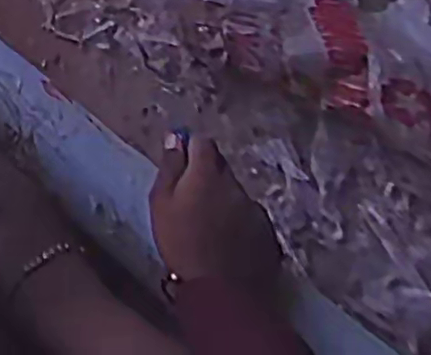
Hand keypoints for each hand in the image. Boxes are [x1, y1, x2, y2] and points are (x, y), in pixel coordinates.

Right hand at [149, 134, 283, 298]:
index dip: (190, 146)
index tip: (179, 160)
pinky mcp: (270, 235)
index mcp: (207, 174)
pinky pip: (249, 215)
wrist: (223, 293)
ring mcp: (256, 211)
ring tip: (208, 219)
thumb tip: (175, 137)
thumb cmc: (181, 240)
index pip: (203, 142)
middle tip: (189, 193)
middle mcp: (236, 186)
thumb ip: (170, 166)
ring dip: (223, 195)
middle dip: (206, 172)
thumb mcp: (161, 199)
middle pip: (221, 166)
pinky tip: (227, 236)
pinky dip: (238, 217)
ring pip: (235, 192)